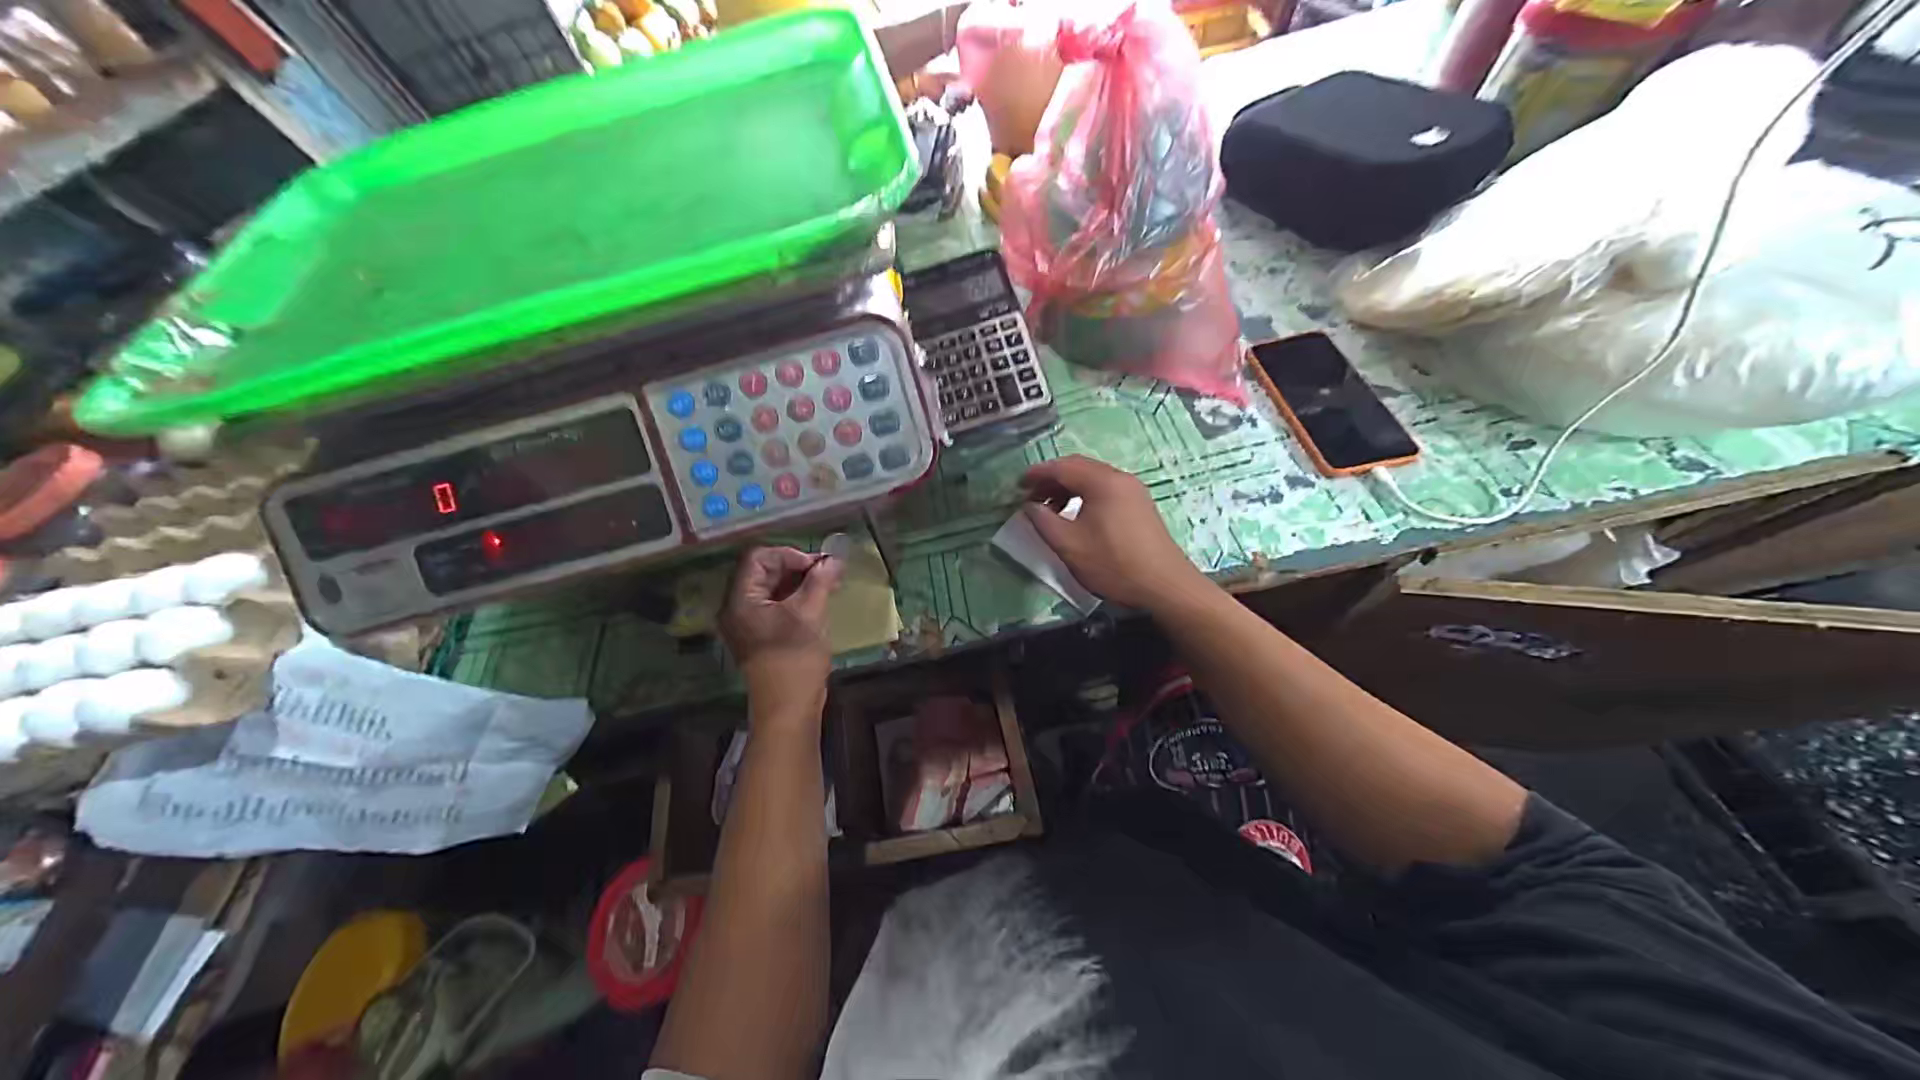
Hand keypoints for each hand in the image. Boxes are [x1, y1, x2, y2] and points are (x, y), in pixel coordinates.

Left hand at [720, 547, 841, 711]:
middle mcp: (736, 608)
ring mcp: (746, 623)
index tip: (816, 566)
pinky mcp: (759, 635)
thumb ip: (820, 582)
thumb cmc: (795, 659)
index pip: (758, 558)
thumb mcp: (810, 614)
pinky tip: (817, 600)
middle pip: (762, 571)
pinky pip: (773, 605)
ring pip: (770, 588)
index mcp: (740, 600)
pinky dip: (794, 598)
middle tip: (826, 573)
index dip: (789, 555)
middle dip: (795, 567)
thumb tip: (833, 559)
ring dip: (797, 582)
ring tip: (826, 585)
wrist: (788, 708)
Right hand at [1020, 456, 1210, 611]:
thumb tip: (1029, 506)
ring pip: (1093, 478)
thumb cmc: (1113, 564)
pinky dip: (1084, 496)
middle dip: (1051, 479)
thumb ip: (1043, 521)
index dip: (1037, 474)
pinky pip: (1105, 489)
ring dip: (1068, 488)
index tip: (1018, 486)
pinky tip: (1075, 517)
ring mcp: (1133, 490)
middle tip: (1030, 497)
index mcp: (1103, 481)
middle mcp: (1120, 478)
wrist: (1164, 585)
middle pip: (1079, 467)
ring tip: (1049, 509)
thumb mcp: (1069, 545)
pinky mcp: (1140, 505)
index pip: (1062, 467)